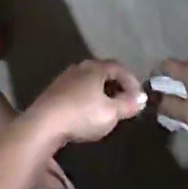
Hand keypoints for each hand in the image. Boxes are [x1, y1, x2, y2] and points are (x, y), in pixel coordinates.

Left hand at [26, 59, 146, 146]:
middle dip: (118, 85)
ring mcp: (65, 77)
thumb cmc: (82, 114)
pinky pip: (79, 88)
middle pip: (103, 71)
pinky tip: (91, 111)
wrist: (45, 121)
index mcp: (94, 68)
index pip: (118, 67)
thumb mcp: (111, 112)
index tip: (141, 98)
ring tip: (112, 108)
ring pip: (90, 80)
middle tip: (128, 101)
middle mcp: (79, 67)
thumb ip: (128, 104)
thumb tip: (141, 97)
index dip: (132, 80)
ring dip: (104, 91)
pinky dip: (91, 96)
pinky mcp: (56, 90)